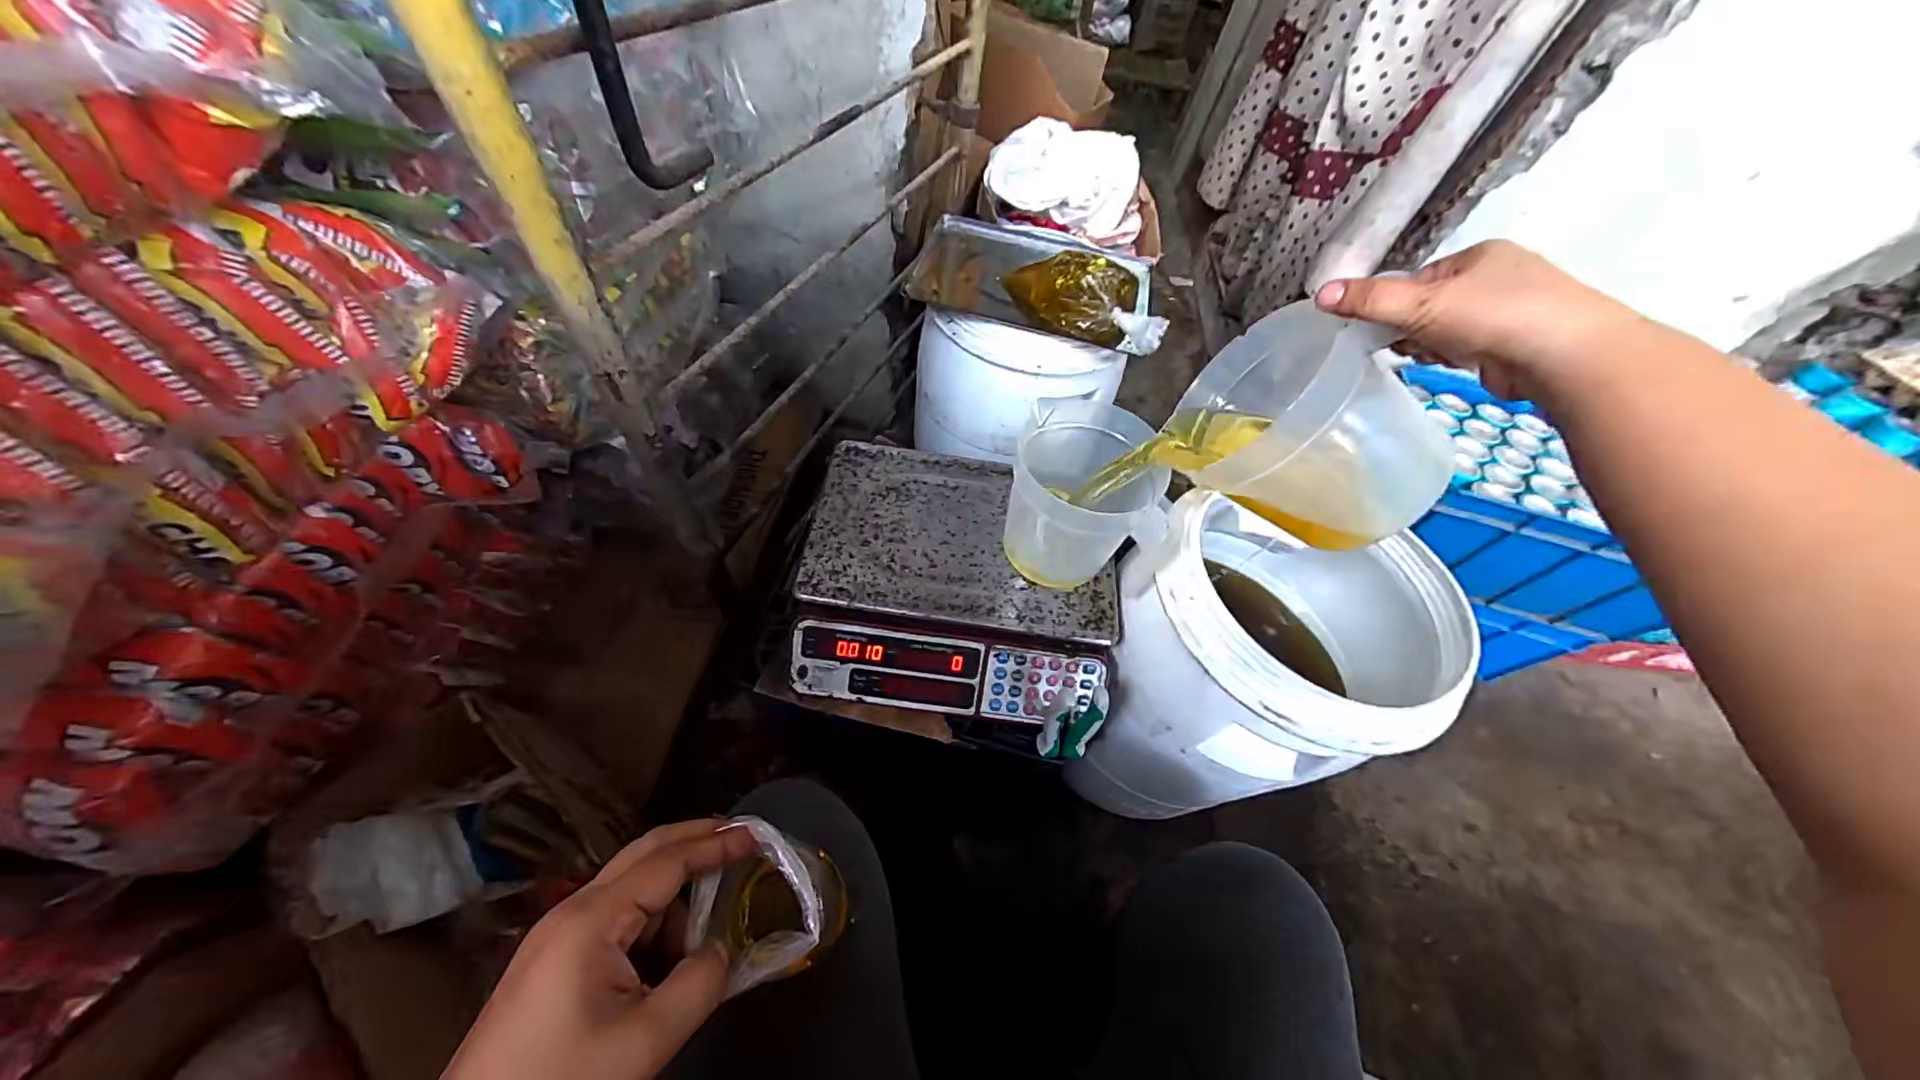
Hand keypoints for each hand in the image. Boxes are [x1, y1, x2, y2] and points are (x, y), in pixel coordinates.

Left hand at [443, 820, 756, 1079]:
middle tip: (740, 837)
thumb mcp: (645, 1040)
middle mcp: (573, 911)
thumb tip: (723, 949)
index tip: (756, 836)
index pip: (667, 861)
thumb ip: (700, 984)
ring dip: (675, 892)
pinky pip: (615, 919)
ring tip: (709, 921)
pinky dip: (652, 921)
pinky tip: (670, 952)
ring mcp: (557, 935)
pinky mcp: (553, 961)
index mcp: (592, 919)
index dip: (716, 845)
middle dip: (695, 840)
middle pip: (644, 853)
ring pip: (631, 888)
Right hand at [1314, 240, 1644, 402]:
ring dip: (1427, 343)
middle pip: (1428, 304)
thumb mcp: (1421, 304)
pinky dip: (1448, 356)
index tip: (1372, 327)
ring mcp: (1510, 310)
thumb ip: (1370, 300)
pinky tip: (1444, 365)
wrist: (1565, 357)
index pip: (1416, 278)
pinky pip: (1464, 347)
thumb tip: (1319, 293)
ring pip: (1445, 327)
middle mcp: (1496, 276)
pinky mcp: (1513, 344)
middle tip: (1395, 345)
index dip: (1390, 303)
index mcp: (1478, 255)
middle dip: (1407, 326)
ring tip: (1423, 357)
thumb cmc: (1494, 316)